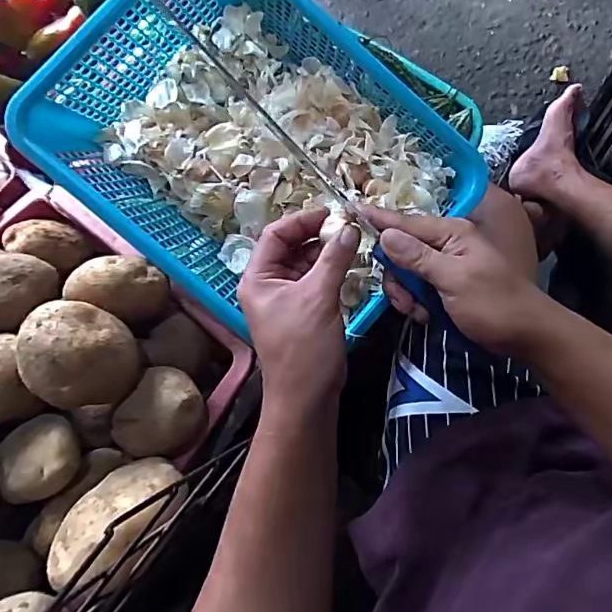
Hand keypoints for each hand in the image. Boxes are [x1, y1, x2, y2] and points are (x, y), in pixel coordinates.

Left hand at [238, 209, 358, 413]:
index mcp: (258, 278)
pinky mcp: (304, 310)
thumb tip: (350, 227)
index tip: (332, 213)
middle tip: (348, 226)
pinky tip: (350, 263)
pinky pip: (316, 279)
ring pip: (306, 262)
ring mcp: (286, 298)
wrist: (307, 398)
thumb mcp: (319, 297)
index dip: (303, 220)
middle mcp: (268, 284)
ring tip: (353, 242)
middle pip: (291, 246)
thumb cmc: (304, 348)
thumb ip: (334, 259)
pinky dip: (332, 269)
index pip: (276, 234)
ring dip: (327, 251)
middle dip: (318, 234)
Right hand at [359, 207, 554, 357]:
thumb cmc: (493, 304)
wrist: (526, 336)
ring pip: (409, 273)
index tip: (353, 208)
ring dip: (408, 294)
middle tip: (405, 303)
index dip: (380, 219)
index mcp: (453, 233)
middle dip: (397, 277)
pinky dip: (419, 303)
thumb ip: (418, 256)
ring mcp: (449, 266)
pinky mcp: (450, 287)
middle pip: (403, 250)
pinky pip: (421, 289)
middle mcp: (449, 244)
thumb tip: (386, 233)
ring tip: (420, 314)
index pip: (407, 222)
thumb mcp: (453, 279)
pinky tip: (427, 318)